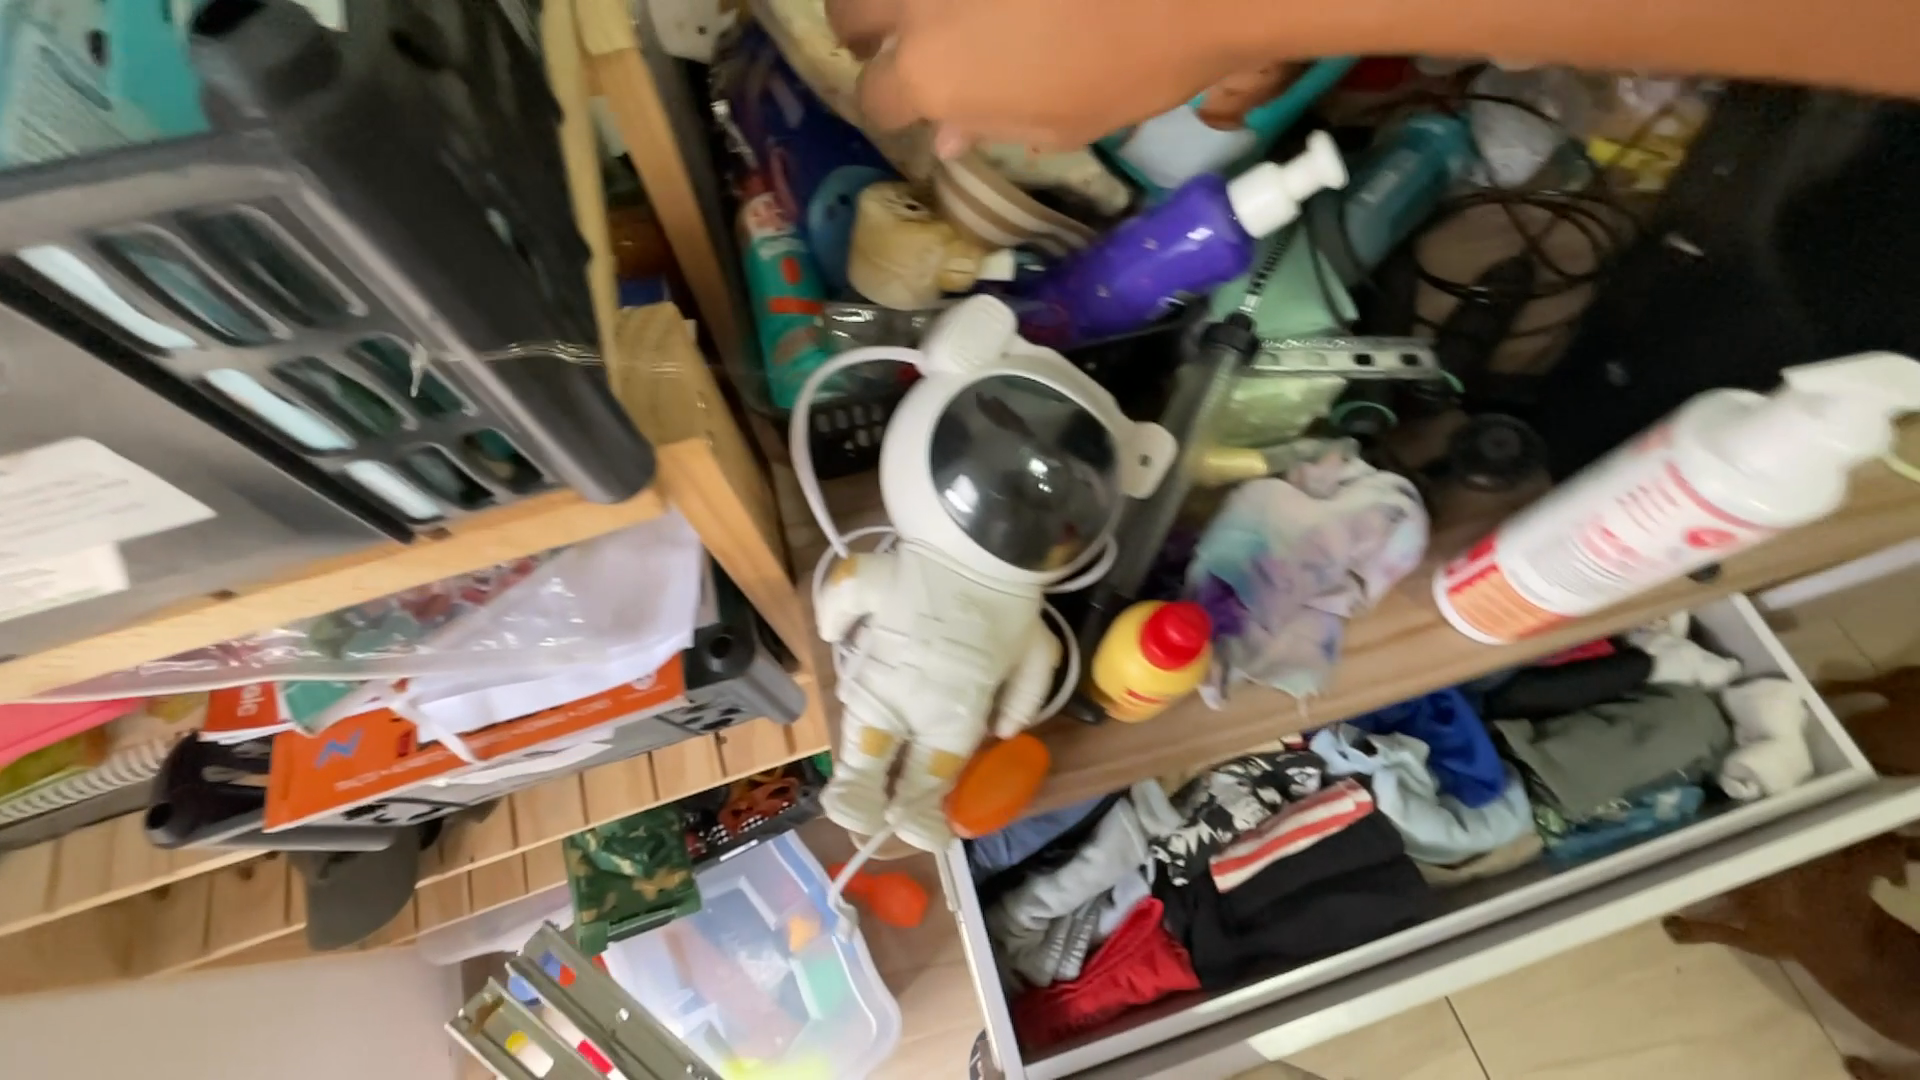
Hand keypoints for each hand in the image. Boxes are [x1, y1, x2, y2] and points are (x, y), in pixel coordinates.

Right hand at [827, 0, 1256, 151]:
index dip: (889, 108)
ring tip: (937, 16)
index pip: (873, 98)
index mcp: (930, 73)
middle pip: (848, 13)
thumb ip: (986, 125)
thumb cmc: (1127, 70)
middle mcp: (916, 1)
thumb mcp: (1055, 126)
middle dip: (865, 34)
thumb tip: (945, 133)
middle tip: (899, 43)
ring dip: (896, 2)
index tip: (910, 108)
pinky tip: (987, 3)